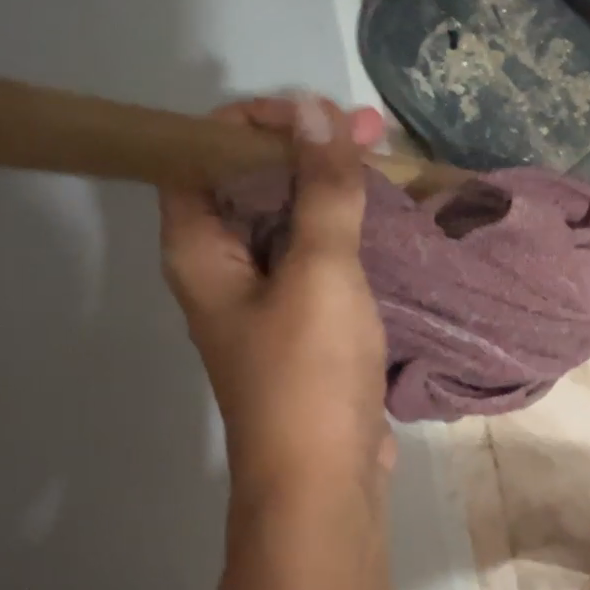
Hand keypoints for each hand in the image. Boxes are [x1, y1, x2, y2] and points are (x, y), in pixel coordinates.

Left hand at [158, 94, 394, 498]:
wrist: (324, 476)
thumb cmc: (308, 373)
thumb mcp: (319, 273)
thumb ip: (320, 192)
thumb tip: (316, 112)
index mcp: (198, 249)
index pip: (198, 156)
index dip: (251, 124)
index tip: (319, 118)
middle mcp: (223, 268)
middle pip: (249, 186)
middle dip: (305, 152)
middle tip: (369, 134)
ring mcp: (267, 300)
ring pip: (291, 224)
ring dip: (332, 192)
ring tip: (389, 170)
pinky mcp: (308, 327)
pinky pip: (320, 261)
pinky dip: (350, 234)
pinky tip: (391, 228)